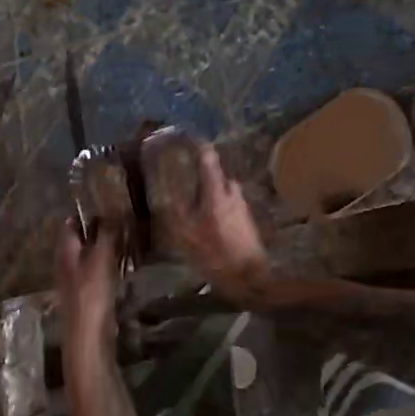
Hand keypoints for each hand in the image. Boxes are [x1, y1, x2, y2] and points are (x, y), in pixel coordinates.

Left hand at [55, 218, 119, 351]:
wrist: (89, 335)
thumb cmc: (91, 292)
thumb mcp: (101, 257)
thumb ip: (106, 233)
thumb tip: (113, 210)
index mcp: (65, 251)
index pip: (71, 223)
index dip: (87, 213)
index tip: (108, 204)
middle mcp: (67, 263)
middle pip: (82, 239)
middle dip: (101, 230)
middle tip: (123, 221)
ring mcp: (76, 280)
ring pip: (92, 256)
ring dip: (108, 247)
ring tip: (128, 240)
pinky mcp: (88, 294)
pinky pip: (99, 272)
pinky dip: (111, 265)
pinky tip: (125, 265)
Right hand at [163, 144, 269, 298]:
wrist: (251, 277)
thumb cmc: (217, 253)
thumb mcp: (187, 234)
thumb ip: (175, 211)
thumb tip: (162, 192)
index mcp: (217, 189)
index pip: (207, 155)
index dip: (195, 144)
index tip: (182, 138)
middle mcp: (232, 191)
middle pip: (213, 173)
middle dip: (198, 172)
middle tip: (179, 176)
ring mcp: (242, 204)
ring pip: (219, 189)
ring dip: (206, 190)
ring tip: (189, 199)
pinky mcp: (246, 218)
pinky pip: (225, 203)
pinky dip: (213, 204)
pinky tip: (204, 218)